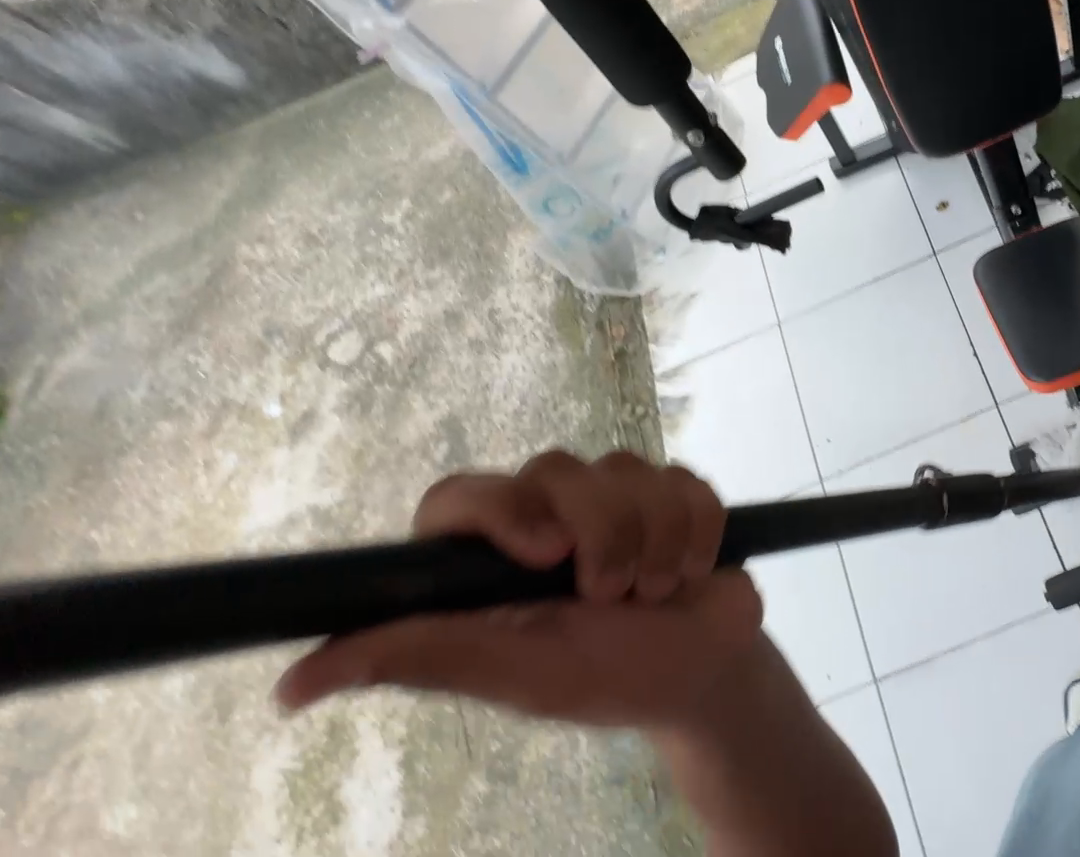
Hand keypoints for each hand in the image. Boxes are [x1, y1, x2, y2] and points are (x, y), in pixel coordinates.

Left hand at [272, 450, 762, 727]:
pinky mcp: (674, 491)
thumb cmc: (612, 680)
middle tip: (617, 596)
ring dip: (657, 539)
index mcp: (493, 559)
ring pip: (629, 468)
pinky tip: (695, 566)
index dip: (501, 508)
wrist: (708, 673)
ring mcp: (616, 496)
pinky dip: (698, 528)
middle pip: (559, 469)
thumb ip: (429, 659)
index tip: (549, 553)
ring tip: (659, 590)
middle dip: (605, 533)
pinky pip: (685, 480)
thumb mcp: (521, 677)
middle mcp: (549, 514)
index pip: (462, 495)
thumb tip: (293, 688)